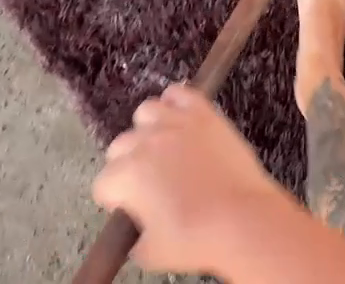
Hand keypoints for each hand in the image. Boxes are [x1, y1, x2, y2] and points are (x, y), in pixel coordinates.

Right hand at [91, 84, 290, 274]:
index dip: (114, 199)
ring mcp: (175, 122)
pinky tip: (180, 121)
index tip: (128, 207)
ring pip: (145, 112)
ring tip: (162, 149)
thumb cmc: (196, 238)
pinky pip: (178, 93)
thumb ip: (135, 237)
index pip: (103, 183)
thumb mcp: (152, 253)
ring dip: (147, 130)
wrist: (241, 218)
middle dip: (126, 165)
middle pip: (119, 145)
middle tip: (147, 184)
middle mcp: (146, 142)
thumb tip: (137, 231)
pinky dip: (174, 102)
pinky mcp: (201, 112)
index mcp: (127, 175)